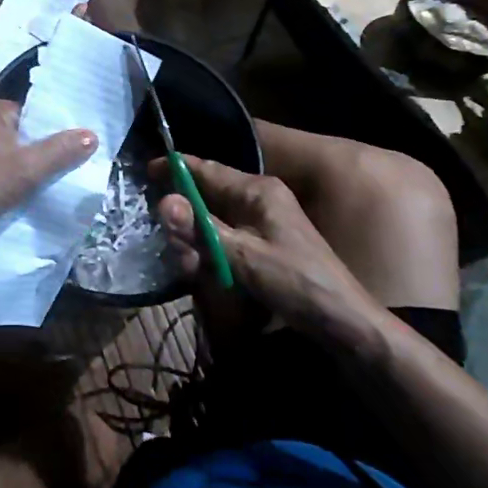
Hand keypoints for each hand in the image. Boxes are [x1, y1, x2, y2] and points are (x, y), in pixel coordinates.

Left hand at [0, 99, 93, 273]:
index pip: (36, 111)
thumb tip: (94, 135)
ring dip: (35, 157)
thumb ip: (61, 150)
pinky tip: (35, 180)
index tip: (80, 140)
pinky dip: (21, 167)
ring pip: (19, 145)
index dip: (58, 126)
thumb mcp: (29, 168)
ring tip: (61, 168)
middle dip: (49, 142)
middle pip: (29, 128)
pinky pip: (7, 158)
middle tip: (76, 155)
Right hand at [153, 155, 388, 354]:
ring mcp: (264, 222)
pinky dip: (213, 253)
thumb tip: (163, 201)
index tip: (146, 171)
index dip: (177, 169)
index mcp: (259, 190)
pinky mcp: (266, 244)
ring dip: (198, 242)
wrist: (341, 319)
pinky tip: (206, 273)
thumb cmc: (295, 282)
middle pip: (209, 197)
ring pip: (216, 221)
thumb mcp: (243, 257)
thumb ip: (202, 230)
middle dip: (186, 220)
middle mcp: (260, 199)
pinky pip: (228, 239)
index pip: (209, 170)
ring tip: (190, 268)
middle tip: (173, 249)